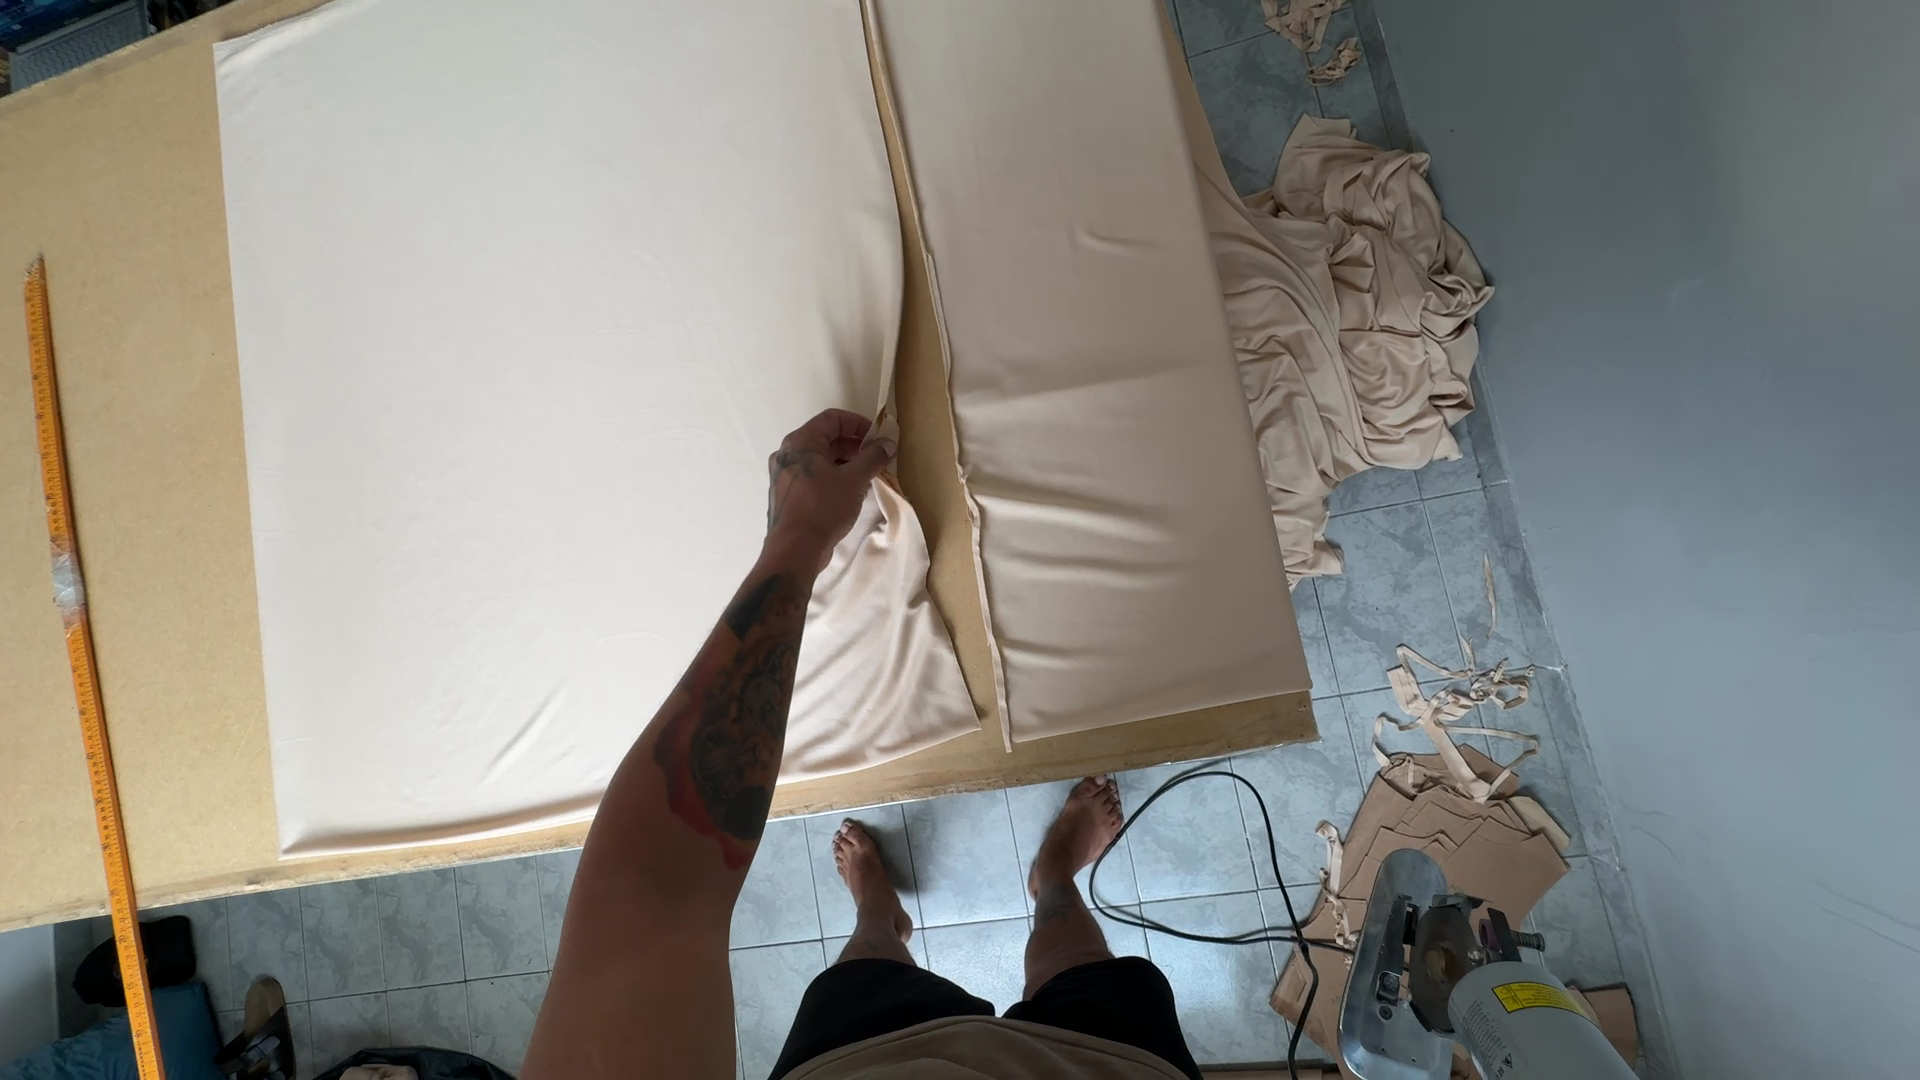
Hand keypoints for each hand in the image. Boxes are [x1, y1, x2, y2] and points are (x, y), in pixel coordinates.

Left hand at [764, 409, 895, 569]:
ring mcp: (785, 476)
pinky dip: (834, 478)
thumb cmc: (823, 507)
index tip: (877, 438)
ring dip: (847, 464)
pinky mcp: (788, 496)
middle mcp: (788, 455)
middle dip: (855, 446)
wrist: (795, 550)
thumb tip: (888, 444)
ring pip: (821, 460)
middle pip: (826, 439)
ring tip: (868, 477)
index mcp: (800, 442)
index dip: (858, 423)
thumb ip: (873, 458)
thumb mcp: (854, 480)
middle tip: (876, 459)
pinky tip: (851, 494)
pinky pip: (815, 477)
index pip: (832, 419)